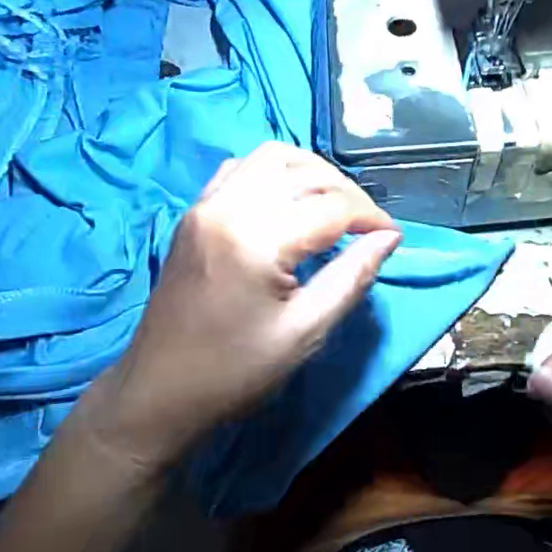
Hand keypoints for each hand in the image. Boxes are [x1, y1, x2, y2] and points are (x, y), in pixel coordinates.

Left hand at [73, 142, 401, 472]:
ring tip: (336, 206)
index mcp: (256, 239)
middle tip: (369, 227)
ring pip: (273, 157)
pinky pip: (242, 168)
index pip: (332, 207)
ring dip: (313, 173)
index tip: (393, 238)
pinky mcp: (195, 213)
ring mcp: (206, 205)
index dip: (371, 218)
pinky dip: (276, 174)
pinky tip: (291, 202)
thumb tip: (389, 238)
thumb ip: (352, 277)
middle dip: (348, 193)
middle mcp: (228, 207)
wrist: (158, 393)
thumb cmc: (236, 371)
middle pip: (306, 172)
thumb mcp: (306, 331)